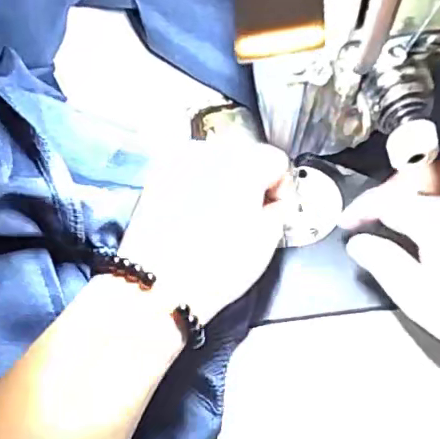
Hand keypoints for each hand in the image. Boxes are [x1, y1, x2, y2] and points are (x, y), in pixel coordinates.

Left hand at [116, 139, 291, 321]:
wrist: (160, 285)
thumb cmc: (209, 268)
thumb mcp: (265, 242)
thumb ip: (278, 213)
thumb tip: (276, 207)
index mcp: (243, 162)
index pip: (276, 160)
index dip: (283, 189)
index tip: (279, 210)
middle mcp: (209, 153)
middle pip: (244, 156)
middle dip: (252, 185)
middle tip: (252, 221)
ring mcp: (178, 163)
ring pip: (215, 164)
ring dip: (224, 186)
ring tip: (223, 225)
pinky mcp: (156, 179)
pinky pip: (189, 176)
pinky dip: (198, 191)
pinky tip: (199, 222)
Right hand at [341, 155, 439, 386]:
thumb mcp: (417, 297)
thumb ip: (384, 264)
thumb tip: (362, 245)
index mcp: (438, 219)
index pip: (389, 201)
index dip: (363, 209)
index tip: (350, 222)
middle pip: (424, 174)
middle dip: (395, 188)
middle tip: (380, 210)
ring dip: (434, 176)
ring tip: (420, 196)